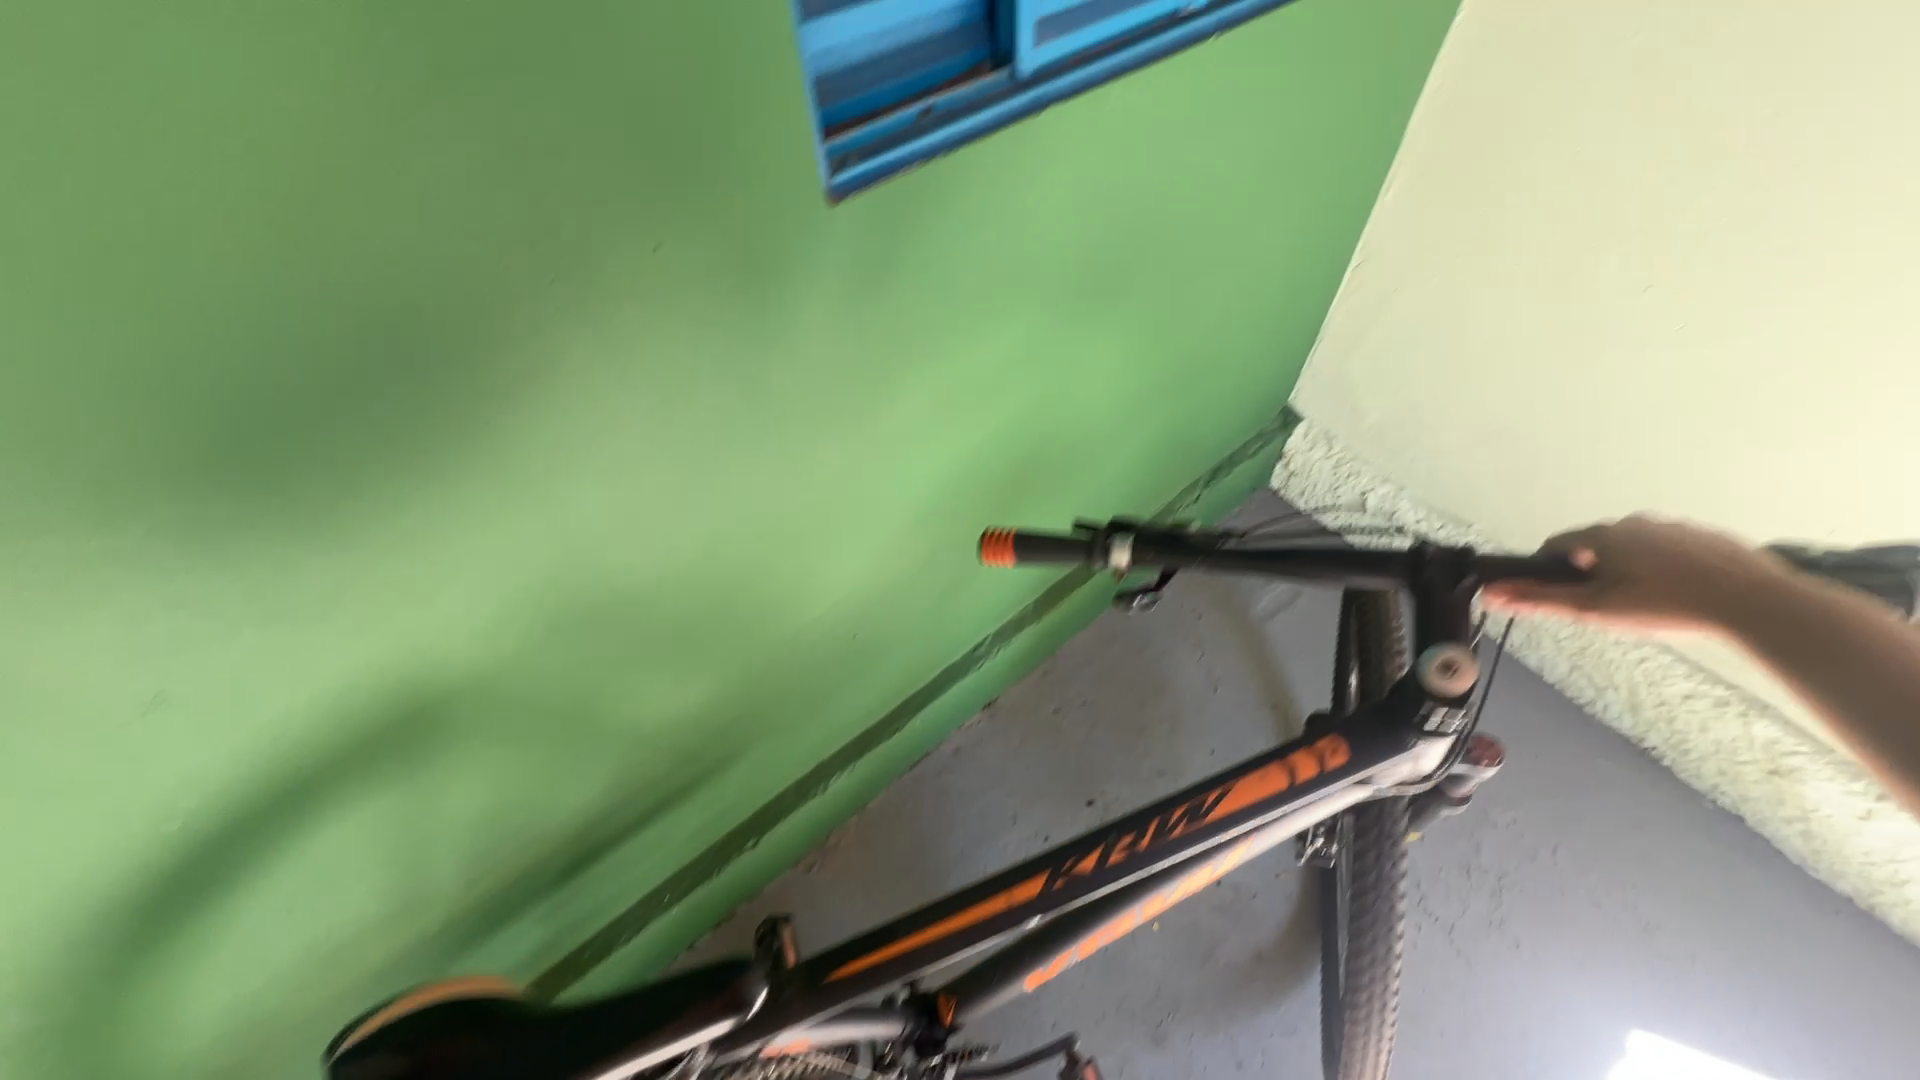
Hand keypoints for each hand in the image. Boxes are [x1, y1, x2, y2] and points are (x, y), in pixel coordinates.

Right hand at [1482, 515, 1792, 632]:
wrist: (1756, 603)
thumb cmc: (1665, 606)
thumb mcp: (1593, 610)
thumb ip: (1539, 600)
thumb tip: (1490, 594)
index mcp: (1601, 536)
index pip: (1554, 546)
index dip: (1550, 572)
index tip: (1564, 598)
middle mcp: (1634, 522)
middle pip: (1594, 547)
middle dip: (1591, 572)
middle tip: (1607, 607)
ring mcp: (1675, 527)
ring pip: (1633, 548)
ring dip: (1628, 569)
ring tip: (1648, 604)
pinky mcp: (1710, 538)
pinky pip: (1671, 551)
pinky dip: (1666, 569)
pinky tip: (1681, 596)